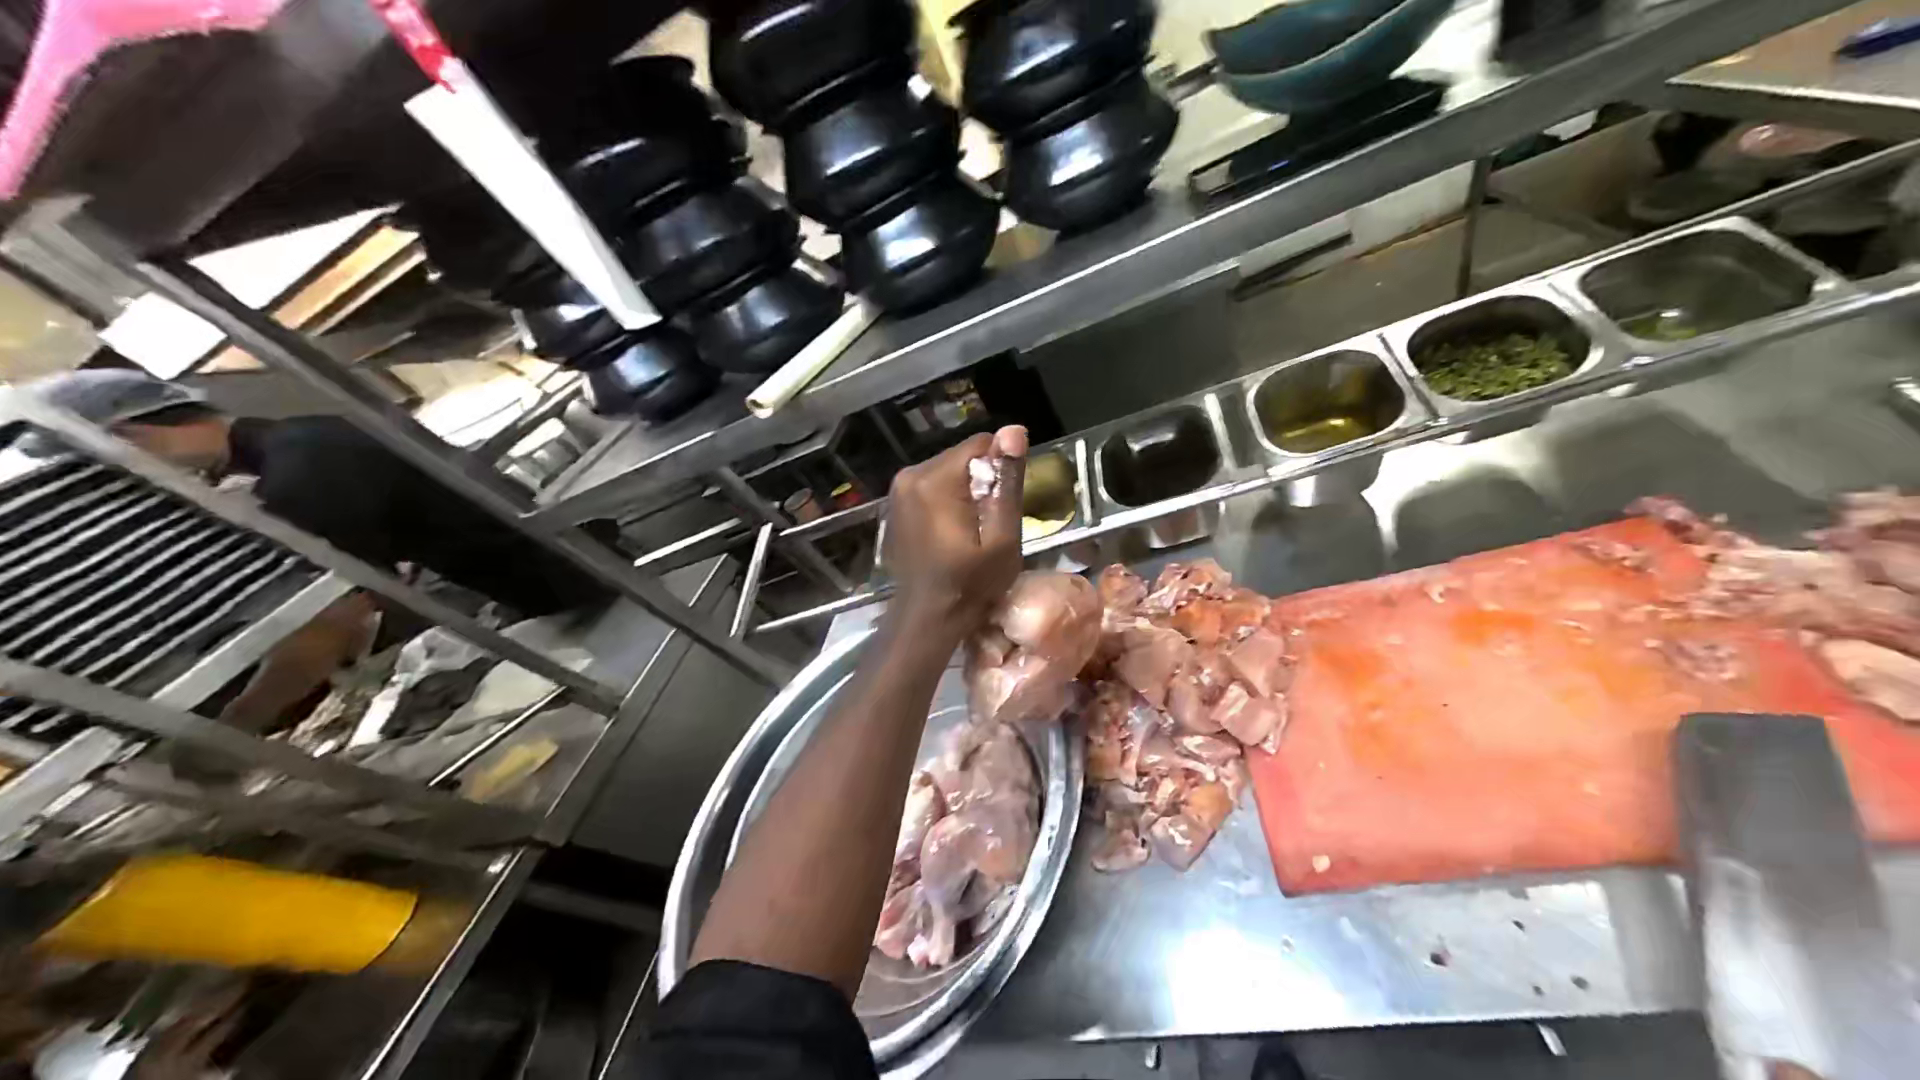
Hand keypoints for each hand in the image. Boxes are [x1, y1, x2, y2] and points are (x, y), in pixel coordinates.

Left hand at [884, 426, 1026, 642]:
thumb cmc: (971, 584)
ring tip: (972, 531)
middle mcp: (911, 474)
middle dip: (981, 481)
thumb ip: (1008, 482)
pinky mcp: (896, 504)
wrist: (927, 618)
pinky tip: (953, 532)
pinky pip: (932, 486)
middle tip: (989, 524)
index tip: (1001, 507)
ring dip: (965, 491)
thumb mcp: (1003, 538)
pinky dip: (947, 500)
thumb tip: (1014, 430)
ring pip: (948, 470)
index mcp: (935, 479)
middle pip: (963, 457)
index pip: (981, 444)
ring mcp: (898, 489)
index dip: (1001, 471)